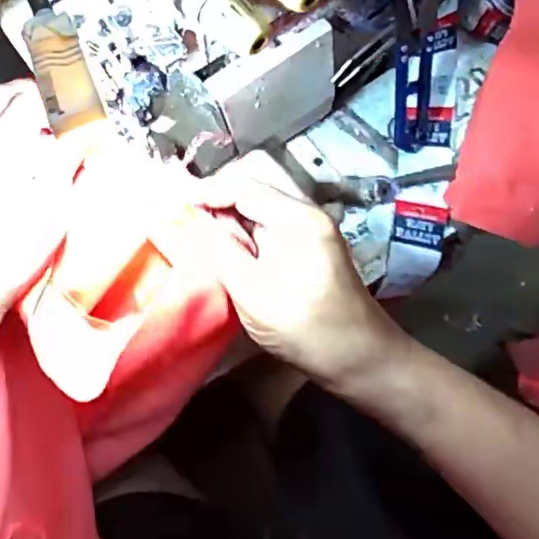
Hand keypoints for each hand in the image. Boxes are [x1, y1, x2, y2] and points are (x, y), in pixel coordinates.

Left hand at [0, 80, 81, 352]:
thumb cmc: (11, 252)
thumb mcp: (54, 207)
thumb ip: (66, 160)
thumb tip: (82, 130)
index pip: (29, 97)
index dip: (57, 93)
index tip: (78, 97)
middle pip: (0, 96)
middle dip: (30, 92)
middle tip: (58, 104)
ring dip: (10, 108)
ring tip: (39, 125)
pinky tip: (14, 151)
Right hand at [199, 167, 405, 386]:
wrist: (362, 360)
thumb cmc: (305, 329)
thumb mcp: (250, 291)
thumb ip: (215, 250)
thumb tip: (181, 221)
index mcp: (297, 217)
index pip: (243, 184)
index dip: (206, 192)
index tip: (176, 208)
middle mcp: (308, 211)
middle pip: (256, 178)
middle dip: (219, 192)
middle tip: (191, 215)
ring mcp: (312, 225)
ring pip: (263, 196)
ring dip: (232, 207)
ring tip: (205, 232)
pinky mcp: (311, 241)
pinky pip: (272, 216)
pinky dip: (247, 222)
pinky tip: (231, 245)